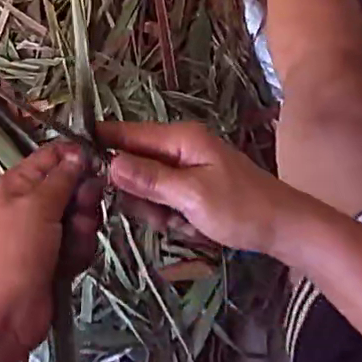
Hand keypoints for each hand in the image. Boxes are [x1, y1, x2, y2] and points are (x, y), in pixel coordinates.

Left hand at [0, 141, 103, 353]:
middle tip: (82, 211)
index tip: (98, 163)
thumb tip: (80, 153)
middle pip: (74, 185)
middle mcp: (33, 203)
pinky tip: (71, 264)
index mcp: (20, 183)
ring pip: (82, 215)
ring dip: (83, 229)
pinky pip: (81, 243)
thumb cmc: (12, 254)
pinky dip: (80, 251)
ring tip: (71, 245)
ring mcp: (46, 233)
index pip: (54, 155)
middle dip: (84, 198)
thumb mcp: (36, 206)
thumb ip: (62, 177)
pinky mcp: (58, 259)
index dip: (77, 156)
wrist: (0, 320)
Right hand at [97, 121, 320, 255]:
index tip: (77, 159)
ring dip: (159, 211)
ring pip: (148, 188)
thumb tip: (110, 163)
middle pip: (135, 165)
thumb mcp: (191, 196)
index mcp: (180, 137)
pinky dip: (173, 217)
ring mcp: (187, 166)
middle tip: (163, 217)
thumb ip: (150, 179)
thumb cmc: (240, 208)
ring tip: (185, 224)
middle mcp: (180, 145)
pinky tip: (194, 228)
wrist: (284, 228)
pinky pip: (165, 200)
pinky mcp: (193, 185)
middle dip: (142, 196)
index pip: (129, 133)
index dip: (103, 143)